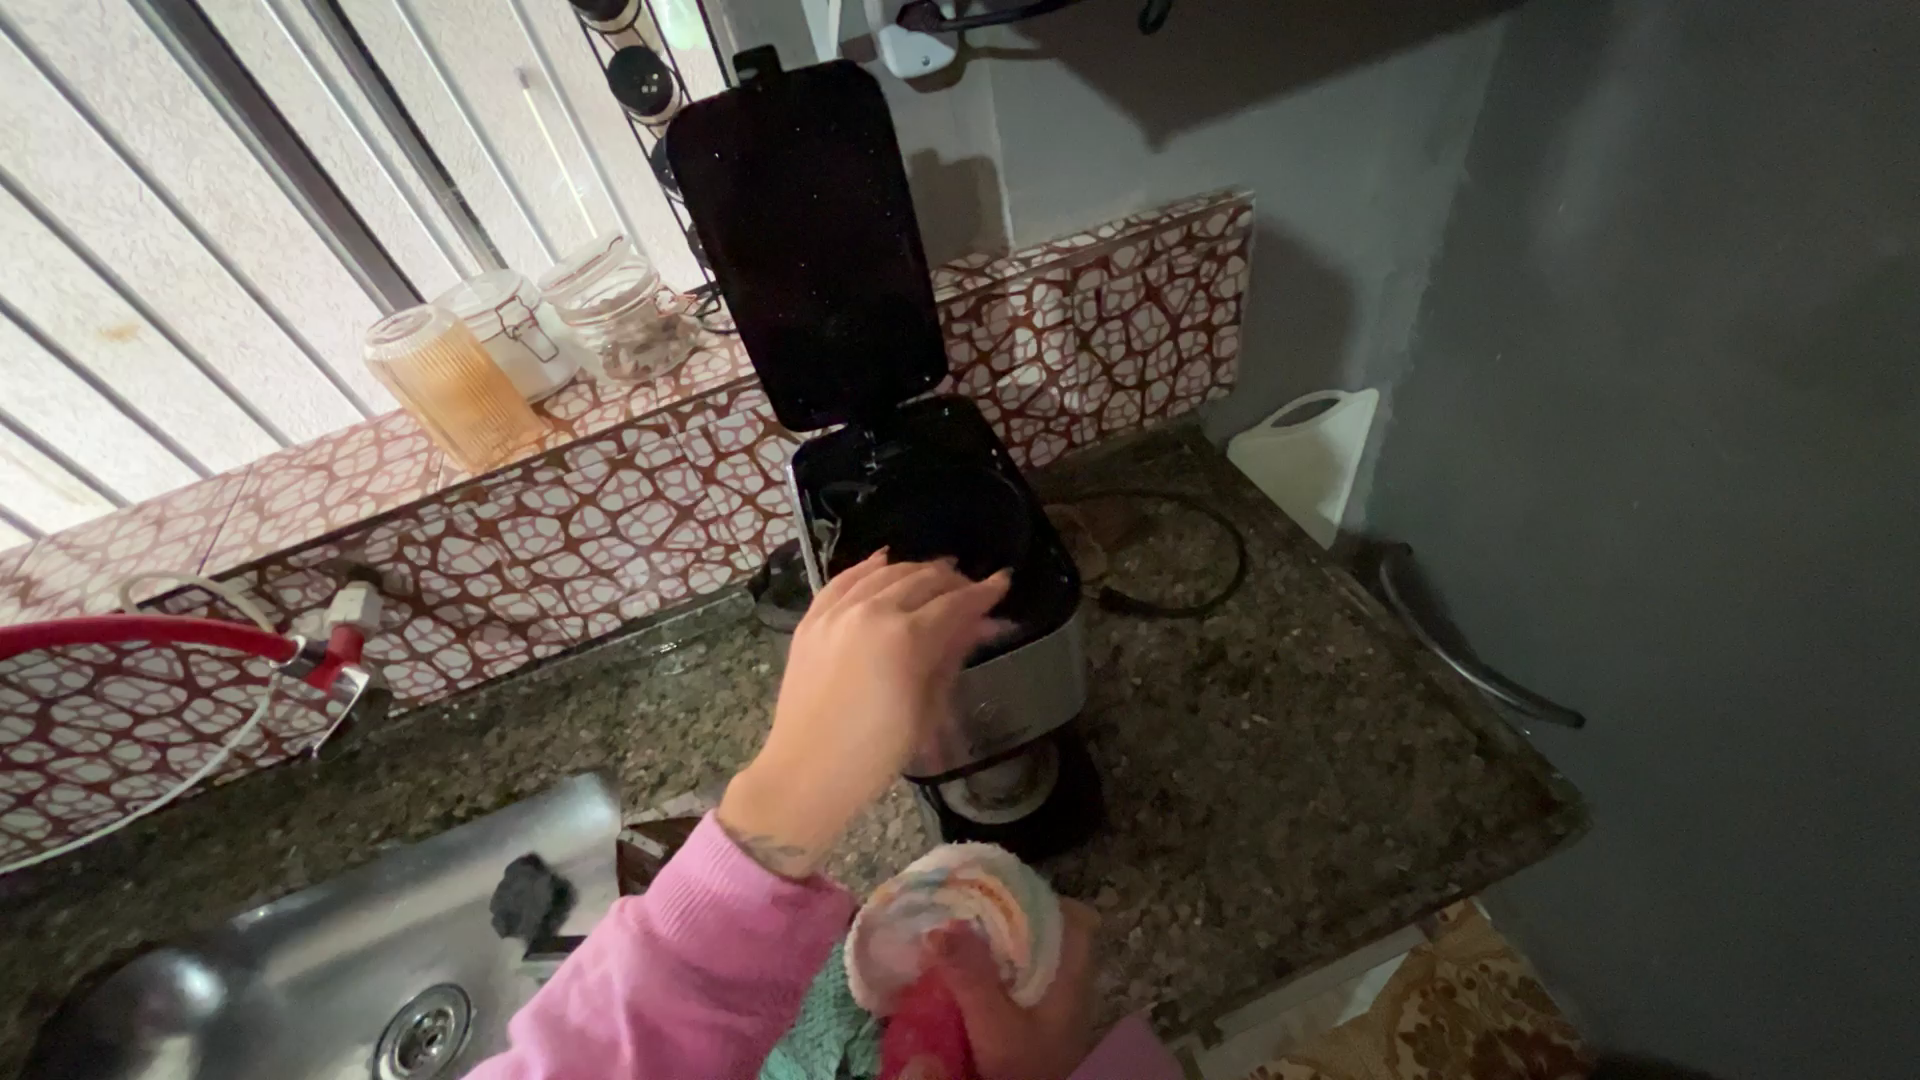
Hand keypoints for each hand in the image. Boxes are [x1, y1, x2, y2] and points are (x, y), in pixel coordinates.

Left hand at [719, 551, 1009, 877]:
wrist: (806, 773)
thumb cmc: (876, 754)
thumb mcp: (926, 707)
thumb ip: (951, 655)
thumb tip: (981, 624)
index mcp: (905, 637)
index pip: (955, 603)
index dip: (983, 593)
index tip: (1002, 583)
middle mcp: (871, 611)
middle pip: (922, 581)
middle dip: (953, 581)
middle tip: (972, 588)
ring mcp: (837, 612)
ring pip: (886, 573)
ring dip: (916, 570)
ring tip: (938, 574)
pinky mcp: (812, 620)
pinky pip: (843, 579)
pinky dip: (868, 567)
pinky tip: (885, 560)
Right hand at [926, 900, 1100, 1079]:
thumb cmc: (1027, 1071)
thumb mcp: (996, 1028)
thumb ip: (970, 977)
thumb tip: (938, 926)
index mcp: (1072, 974)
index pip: (1076, 916)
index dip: (1042, 896)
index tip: (999, 888)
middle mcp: (1067, 983)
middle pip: (1045, 930)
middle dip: (1004, 914)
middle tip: (962, 904)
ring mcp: (1052, 1004)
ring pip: (1026, 955)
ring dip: (992, 942)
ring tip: (954, 928)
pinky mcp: (1034, 1022)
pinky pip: (1014, 980)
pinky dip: (989, 969)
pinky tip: (959, 970)